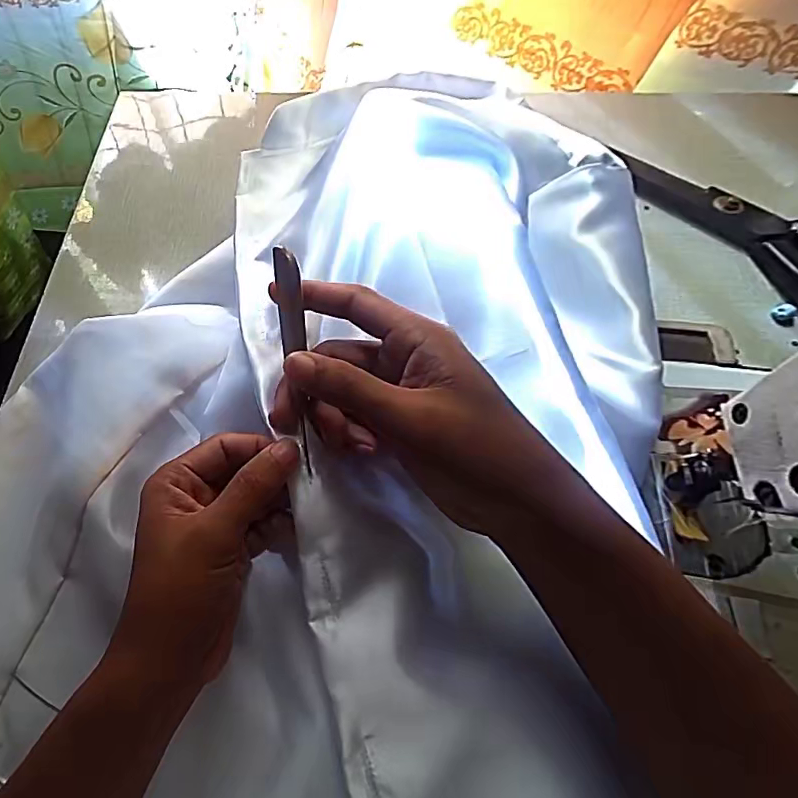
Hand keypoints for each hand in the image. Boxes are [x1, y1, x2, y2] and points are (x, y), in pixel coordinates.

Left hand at [111, 434, 298, 684]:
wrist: (169, 661)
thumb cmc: (181, 588)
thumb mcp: (215, 532)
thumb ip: (252, 486)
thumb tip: (288, 447)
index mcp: (174, 482)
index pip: (223, 448)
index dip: (259, 448)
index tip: (300, 456)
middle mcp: (191, 497)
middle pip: (241, 471)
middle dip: (274, 476)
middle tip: (312, 484)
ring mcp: (211, 525)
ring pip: (253, 499)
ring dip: (279, 503)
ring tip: (308, 509)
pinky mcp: (229, 551)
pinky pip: (258, 526)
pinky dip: (276, 527)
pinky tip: (297, 532)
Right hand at [270, 281, 577, 536]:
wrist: (521, 505)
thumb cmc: (476, 448)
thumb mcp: (408, 416)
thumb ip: (348, 387)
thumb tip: (292, 360)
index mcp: (416, 340)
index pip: (357, 305)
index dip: (316, 294)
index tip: (276, 292)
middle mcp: (404, 359)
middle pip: (336, 358)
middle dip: (312, 387)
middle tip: (286, 419)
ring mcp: (399, 393)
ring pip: (340, 391)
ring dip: (331, 416)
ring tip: (348, 445)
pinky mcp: (396, 423)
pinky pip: (354, 415)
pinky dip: (348, 432)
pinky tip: (363, 452)